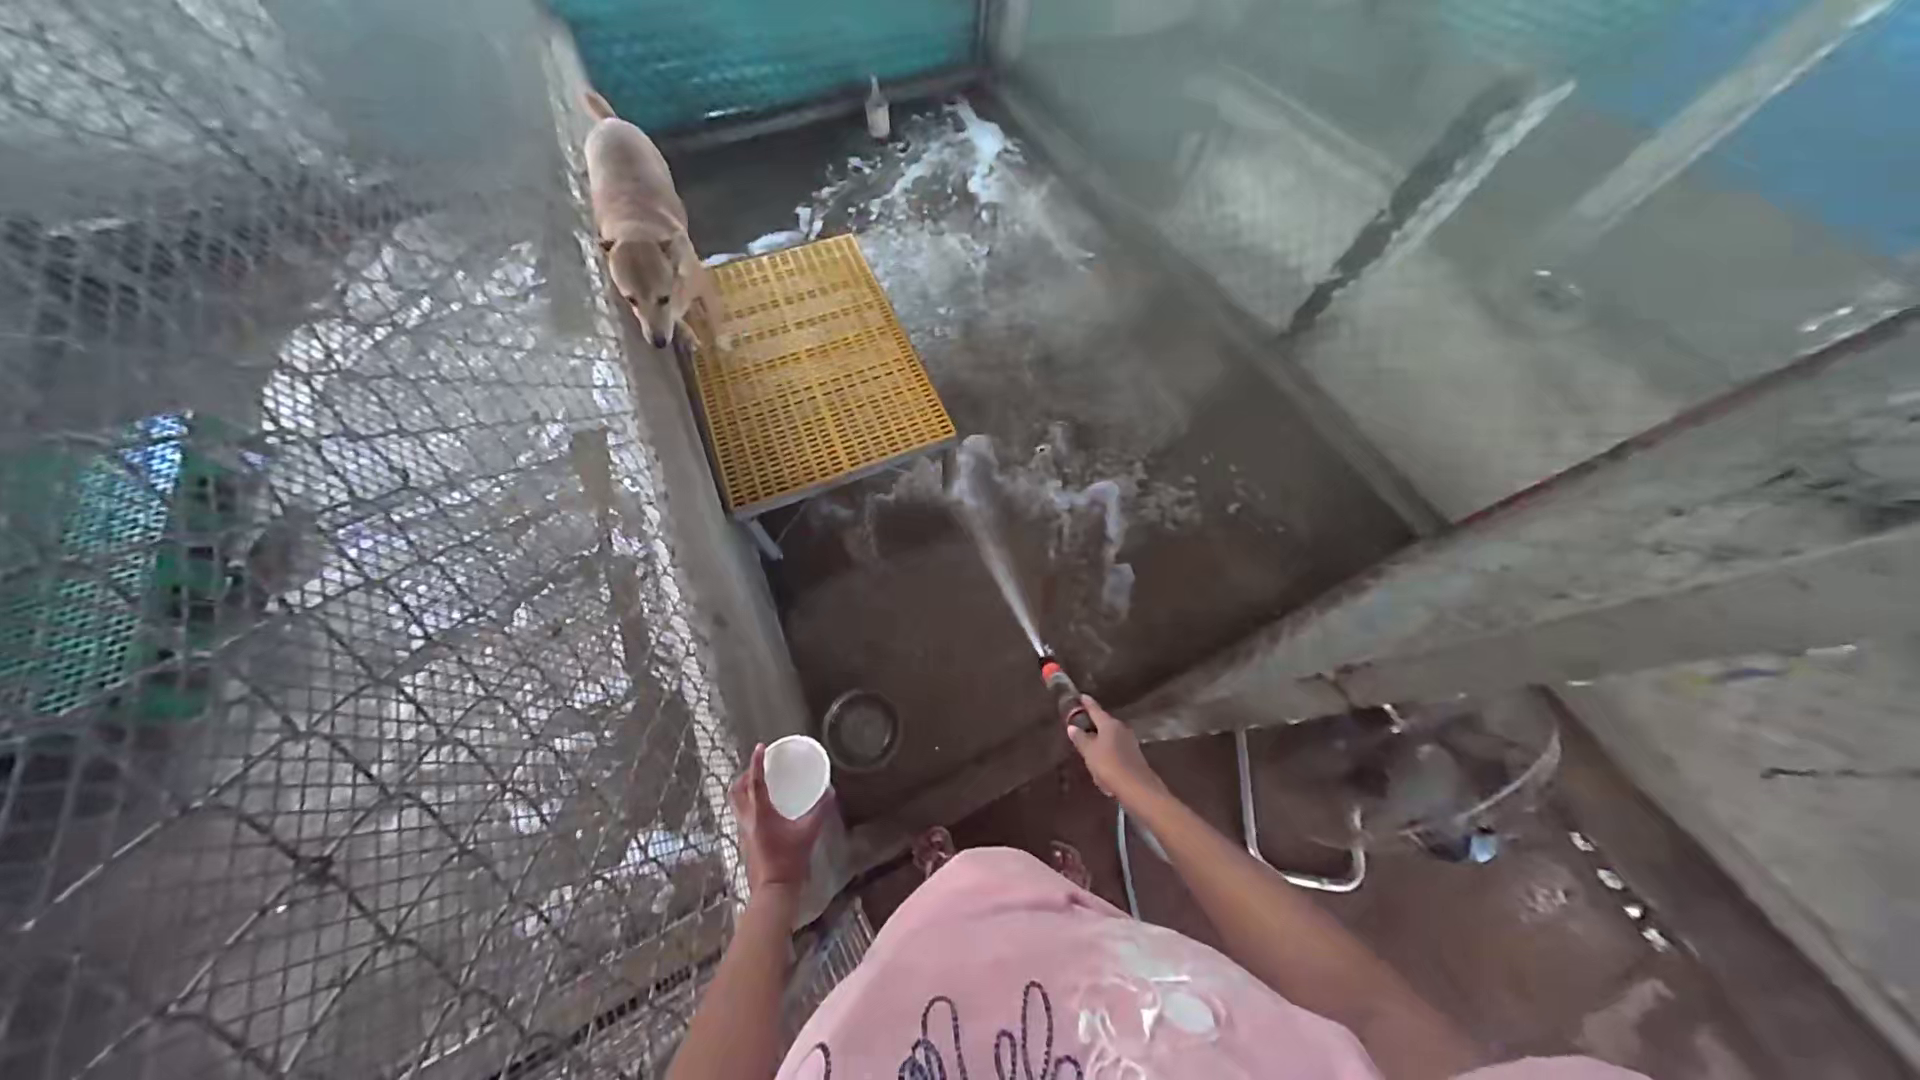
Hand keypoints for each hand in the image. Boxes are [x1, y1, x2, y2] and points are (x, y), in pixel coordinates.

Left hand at [730, 743, 831, 892]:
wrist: (773, 890)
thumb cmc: (790, 859)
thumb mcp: (809, 832)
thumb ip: (820, 810)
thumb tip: (830, 791)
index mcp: (760, 812)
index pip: (755, 781)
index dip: (756, 762)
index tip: (760, 747)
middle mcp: (747, 818)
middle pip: (737, 790)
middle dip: (744, 775)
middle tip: (758, 767)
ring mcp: (742, 831)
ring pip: (736, 802)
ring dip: (743, 789)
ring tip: (759, 783)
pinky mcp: (744, 841)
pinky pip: (741, 814)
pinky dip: (747, 803)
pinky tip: (763, 809)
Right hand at [1066, 697, 1166, 802]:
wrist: (1137, 788)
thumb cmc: (1109, 765)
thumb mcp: (1089, 752)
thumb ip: (1080, 738)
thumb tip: (1072, 727)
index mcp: (1109, 724)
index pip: (1095, 709)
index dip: (1087, 703)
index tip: (1081, 696)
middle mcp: (1121, 728)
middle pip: (1104, 723)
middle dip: (1093, 725)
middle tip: (1081, 727)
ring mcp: (1130, 742)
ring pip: (1110, 737)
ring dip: (1101, 742)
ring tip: (1090, 750)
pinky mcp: (1134, 755)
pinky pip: (1116, 750)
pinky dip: (1108, 754)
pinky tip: (1103, 765)